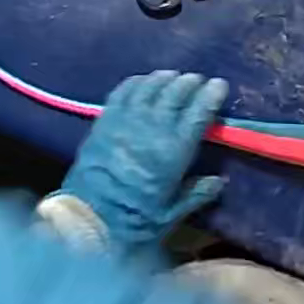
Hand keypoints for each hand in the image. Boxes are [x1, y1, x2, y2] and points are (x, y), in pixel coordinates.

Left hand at [57, 70, 228, 253]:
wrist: (83, 226)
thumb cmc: (132, 224)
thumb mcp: (171, 214)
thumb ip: (197, 194)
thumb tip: (220, 180)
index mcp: (174, 149)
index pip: (200, 110)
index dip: (212, 93)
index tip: (219, 85)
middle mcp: (154, 127)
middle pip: (177, 91)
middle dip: (190, 82)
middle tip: (197, 82)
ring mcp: (127, 121)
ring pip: (151, 85)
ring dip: (165, 78)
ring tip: (172, 77)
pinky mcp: (105, 121)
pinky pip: (124, 91)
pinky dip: (137, 82)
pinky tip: (143, 82)